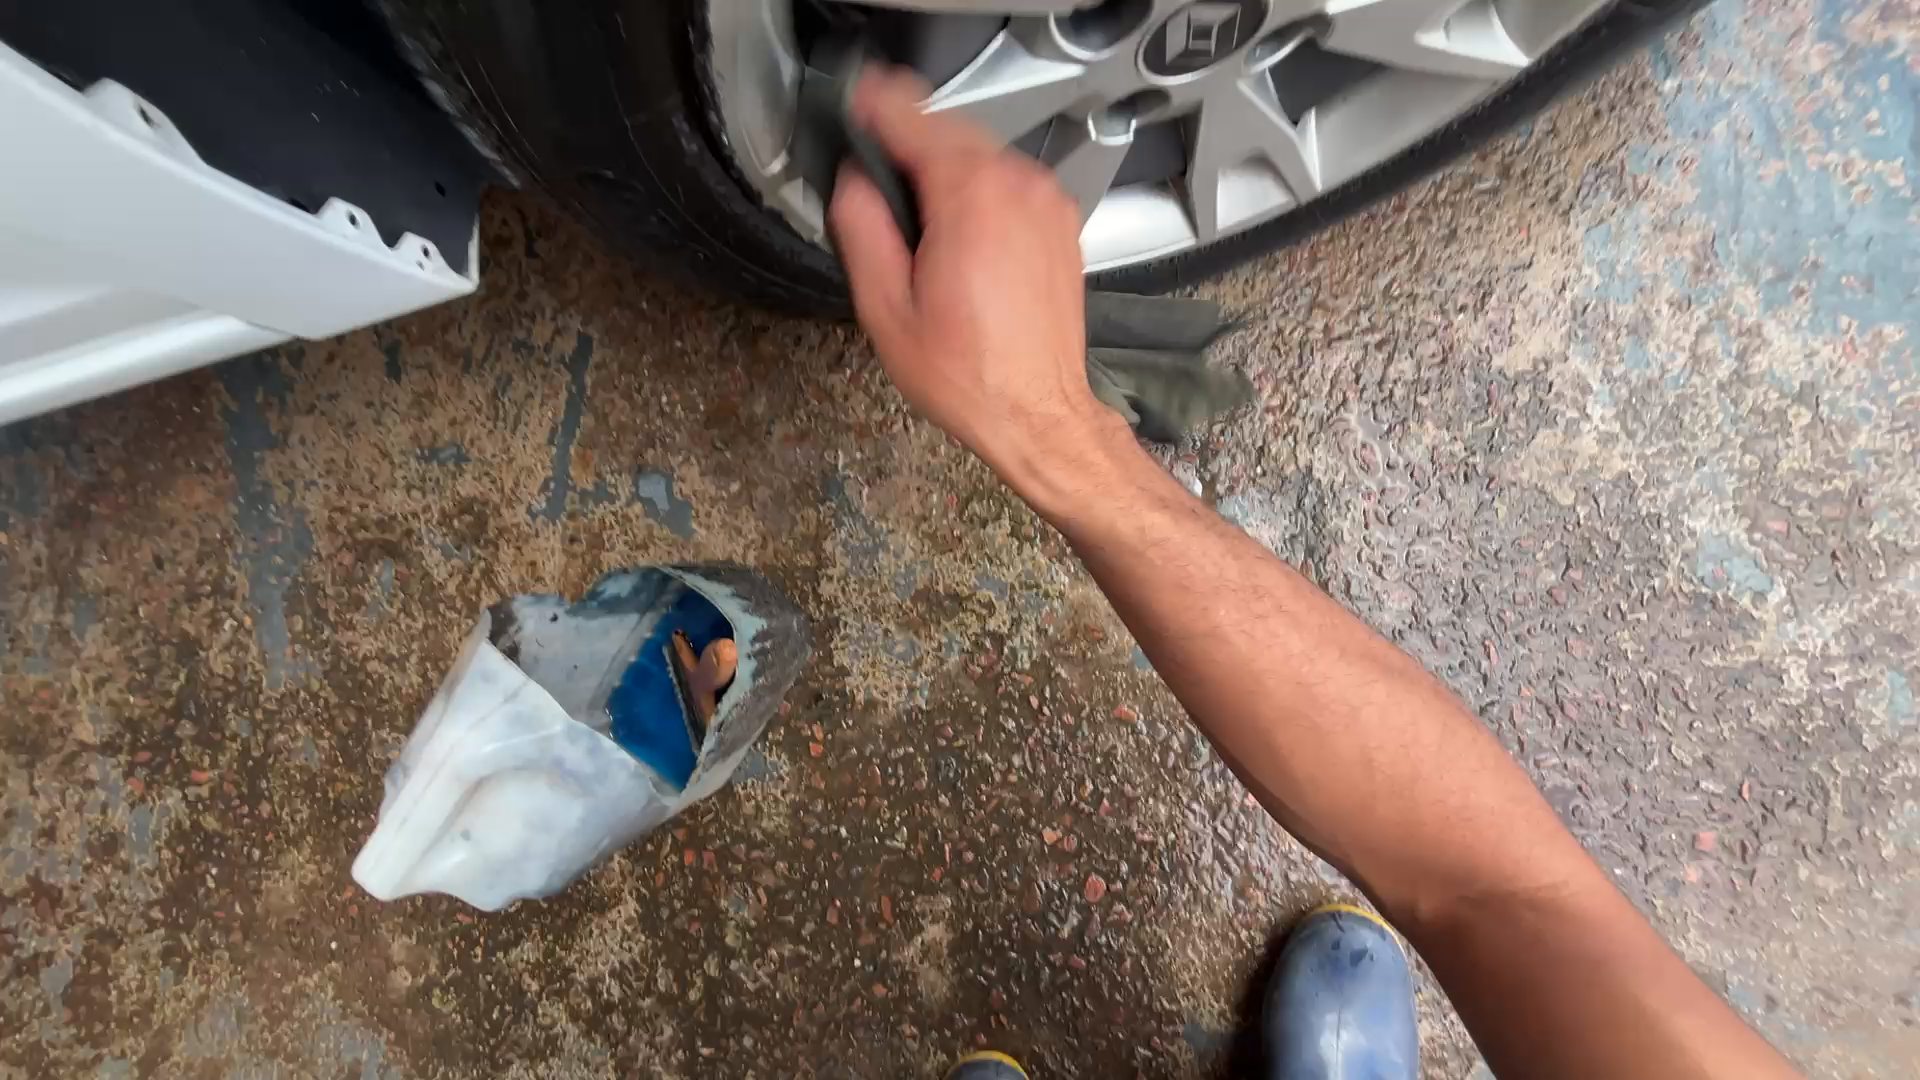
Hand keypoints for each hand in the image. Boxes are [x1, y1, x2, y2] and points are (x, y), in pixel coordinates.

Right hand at [829, 67, 1127, 487]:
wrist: (1036, 413)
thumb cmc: (972, 377)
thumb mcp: (887, 311)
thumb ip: (861, 229)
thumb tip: (854, 184)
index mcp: (970, 198)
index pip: (910, 114)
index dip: (872, 108)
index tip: (854, 107)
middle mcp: (1018, 186)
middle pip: (947, 129)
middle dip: (908, 147)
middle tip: (881, 188)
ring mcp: (1047, 203)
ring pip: (981, 155)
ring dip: (946, 174)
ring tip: (925, 232)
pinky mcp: (1061, 224)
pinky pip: (1010, 184)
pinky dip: (981, 195)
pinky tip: (965, 242)